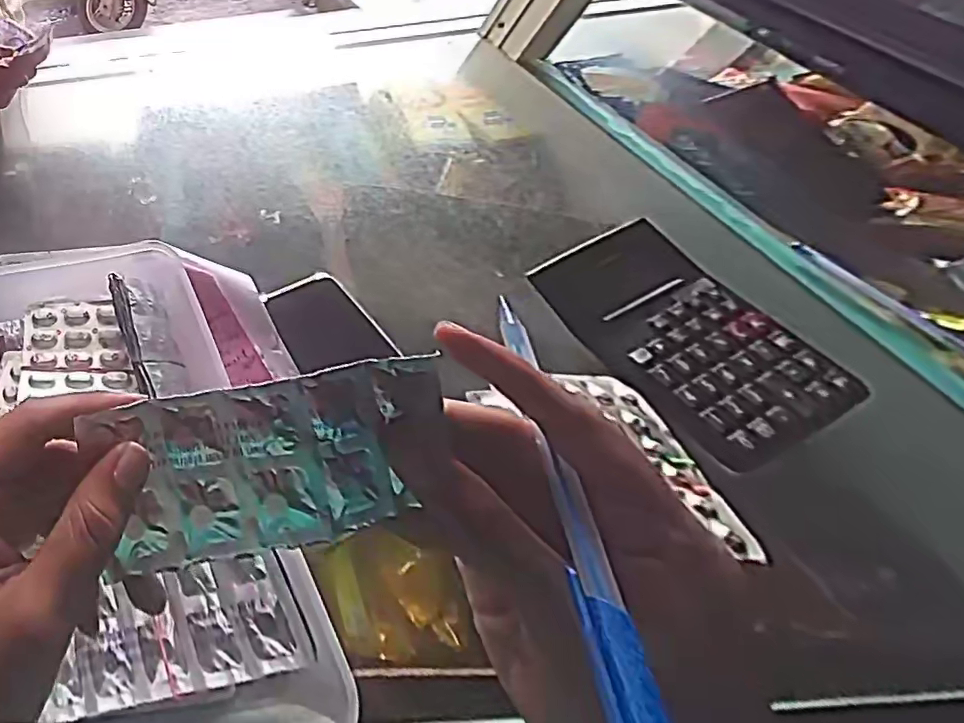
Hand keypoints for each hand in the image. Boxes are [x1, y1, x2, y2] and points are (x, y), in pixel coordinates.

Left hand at [0, 393, 150, 722]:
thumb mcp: (43, 605)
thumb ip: (90, 526)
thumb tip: (132, 455)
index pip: (32, 422)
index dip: (89, 410)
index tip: (145, 412)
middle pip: (50, 458)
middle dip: (106, 485)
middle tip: (162, 503)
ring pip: (57, 493)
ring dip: (103, 528)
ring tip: (144, 573)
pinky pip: (48, 523)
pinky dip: (84, 550)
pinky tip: (111, 595)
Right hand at [391, 324, 772, 722]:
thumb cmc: (644, 711)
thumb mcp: (568, 620)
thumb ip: (493, 533)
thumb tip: (418, 457)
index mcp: (653, 528)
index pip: (579, 428)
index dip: (512, 377)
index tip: (450, 339)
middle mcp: (602, 522)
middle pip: (515, 452)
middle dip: (443, 432)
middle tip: (381, 419)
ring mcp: (558, 543)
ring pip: (478, 481)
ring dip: (423, 467)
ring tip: (371, 449)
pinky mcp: (519, 563)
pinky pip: (464, 518)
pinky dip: (423, 508)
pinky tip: (388, 499)